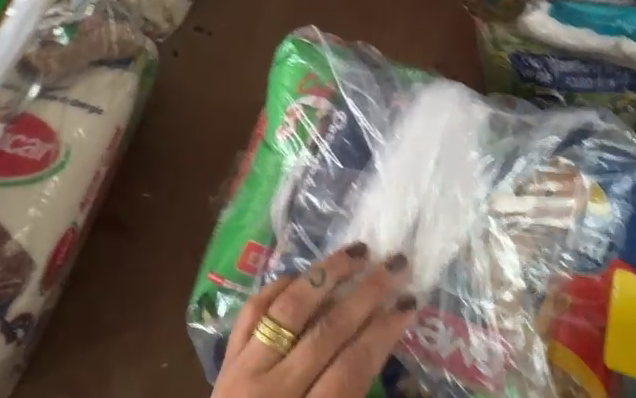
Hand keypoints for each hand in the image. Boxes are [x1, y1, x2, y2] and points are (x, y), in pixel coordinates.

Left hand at [212, 243, 419, 397]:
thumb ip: (354, 395)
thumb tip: (383, 346)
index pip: (352, 367)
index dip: (384, 331)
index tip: (410, 302)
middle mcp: (274, 391)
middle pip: (327, 331)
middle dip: (367, 293)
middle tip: (396, 264)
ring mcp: (244, 373)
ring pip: (289, 310)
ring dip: (326, 275)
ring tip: (357, 252)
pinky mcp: (225, 363)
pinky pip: (252, 313)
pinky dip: (278, 288)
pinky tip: (303, 275)